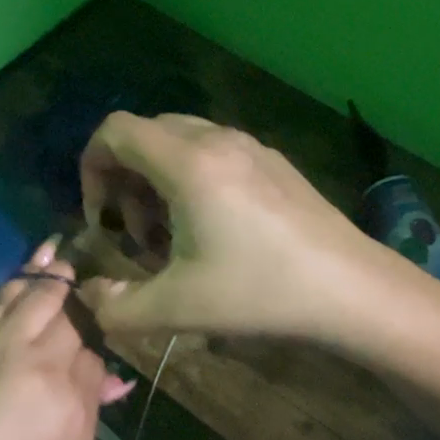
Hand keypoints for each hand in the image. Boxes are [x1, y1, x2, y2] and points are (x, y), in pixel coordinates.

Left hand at [0, 240, 128, 439]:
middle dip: (72, 299)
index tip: (89, 337)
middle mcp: (28, 366)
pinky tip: (17, 283)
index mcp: (65, 403)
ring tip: (53, 261)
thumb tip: (108, 376)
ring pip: (23, 299)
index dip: (91, 343)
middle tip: (77, 280)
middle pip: (61, 316)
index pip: (90, 352)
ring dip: (42, 281)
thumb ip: (87, 415)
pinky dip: (7, 291)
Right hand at [76, 112, 391, 338]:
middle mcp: (216, 139)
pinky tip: (212, 231)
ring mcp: (250, 146)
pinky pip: (214, 151)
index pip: (115, 130)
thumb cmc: (260, 292)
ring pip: (181, 141)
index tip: (100, 218)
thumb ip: (115, 306)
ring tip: (170, 237)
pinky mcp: (273, 161)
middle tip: (134, 233)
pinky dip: (192, 178)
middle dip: (124, 178)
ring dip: (158, 180)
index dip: (91, 167)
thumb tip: (88, 296)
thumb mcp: (177, 308)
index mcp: (187, 162)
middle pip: (146, 133)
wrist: (352, 289)